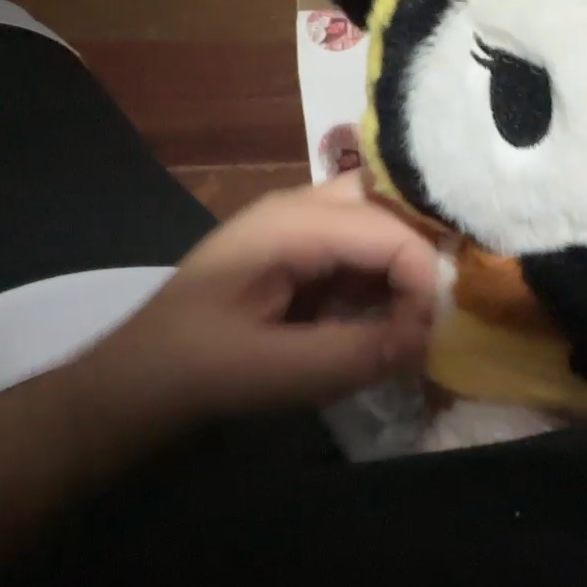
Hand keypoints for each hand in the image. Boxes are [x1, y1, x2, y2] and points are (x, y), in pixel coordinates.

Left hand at [71, 173, 438, 430]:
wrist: (139, 384)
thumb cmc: (200, 374)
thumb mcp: (278, 373)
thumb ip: (360, 353)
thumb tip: (431, 338)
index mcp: (290, 225)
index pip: (390, 232)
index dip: (423, 283)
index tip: (426, 337)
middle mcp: (301, 208)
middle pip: (392, 201)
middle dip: (428, 247)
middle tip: (447, 302)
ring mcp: (303, 225)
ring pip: (383, 218)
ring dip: (409, 261)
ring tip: (423, 310)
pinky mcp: (306, 251)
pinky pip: (366, 245)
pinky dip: (390, 275)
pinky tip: (391, 313)